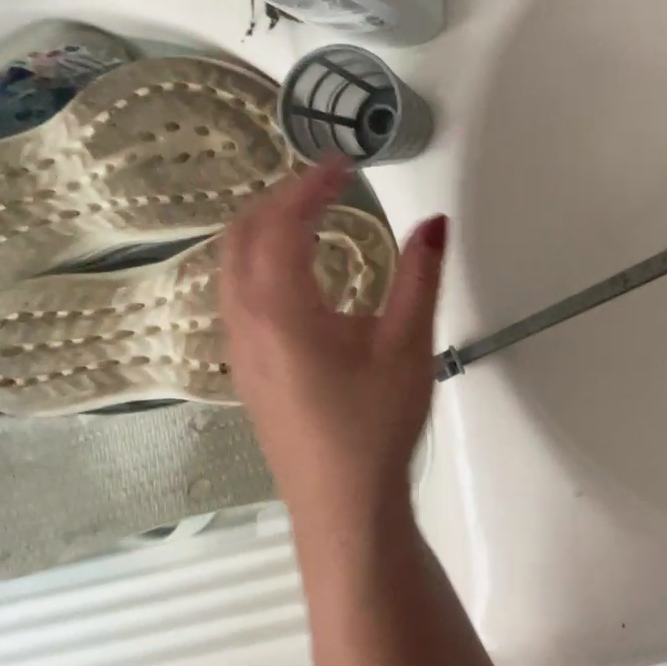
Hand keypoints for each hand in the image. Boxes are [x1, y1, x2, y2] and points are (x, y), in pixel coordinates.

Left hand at [219, 155, 447, 525]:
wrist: (343, 504)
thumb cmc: (376, 422)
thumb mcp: (408, 345)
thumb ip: (420, 277)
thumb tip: (436, 224)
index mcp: (283, 311)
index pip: (283, 226)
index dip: (310, 185)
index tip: (344, 162)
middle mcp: (246, 323)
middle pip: (240, 239)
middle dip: (278, 199)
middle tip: (325, 180)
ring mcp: (239, 350)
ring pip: (231, 269)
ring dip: (263, 230)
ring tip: (310, 214)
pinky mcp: (248, 371)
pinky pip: (237, 295)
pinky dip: (260, 261)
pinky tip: (300, 276)